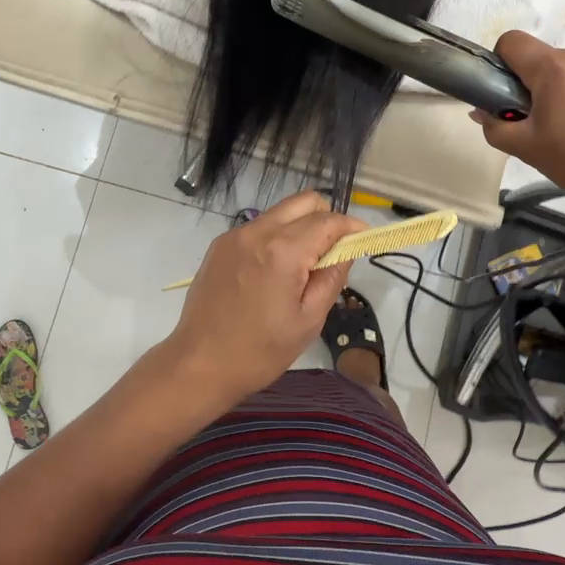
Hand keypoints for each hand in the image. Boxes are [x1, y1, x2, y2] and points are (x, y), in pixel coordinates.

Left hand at [164, 192, 365, 401]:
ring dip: (300, 227)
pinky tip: (275, 272)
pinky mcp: (219, 246)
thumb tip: (346, 249)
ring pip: (279, 213)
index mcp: (282, 250)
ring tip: (304, 266)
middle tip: (335, 252)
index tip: (364, 240)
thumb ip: (332, 277)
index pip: (328, 220)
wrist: (200, 362)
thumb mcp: (308, 319)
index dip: (352, 227)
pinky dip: (276, 237)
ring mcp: (234, 236)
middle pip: (303, 202)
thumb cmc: (260, 350)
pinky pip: (258, 228)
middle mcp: (256, 232)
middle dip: (327, 218)